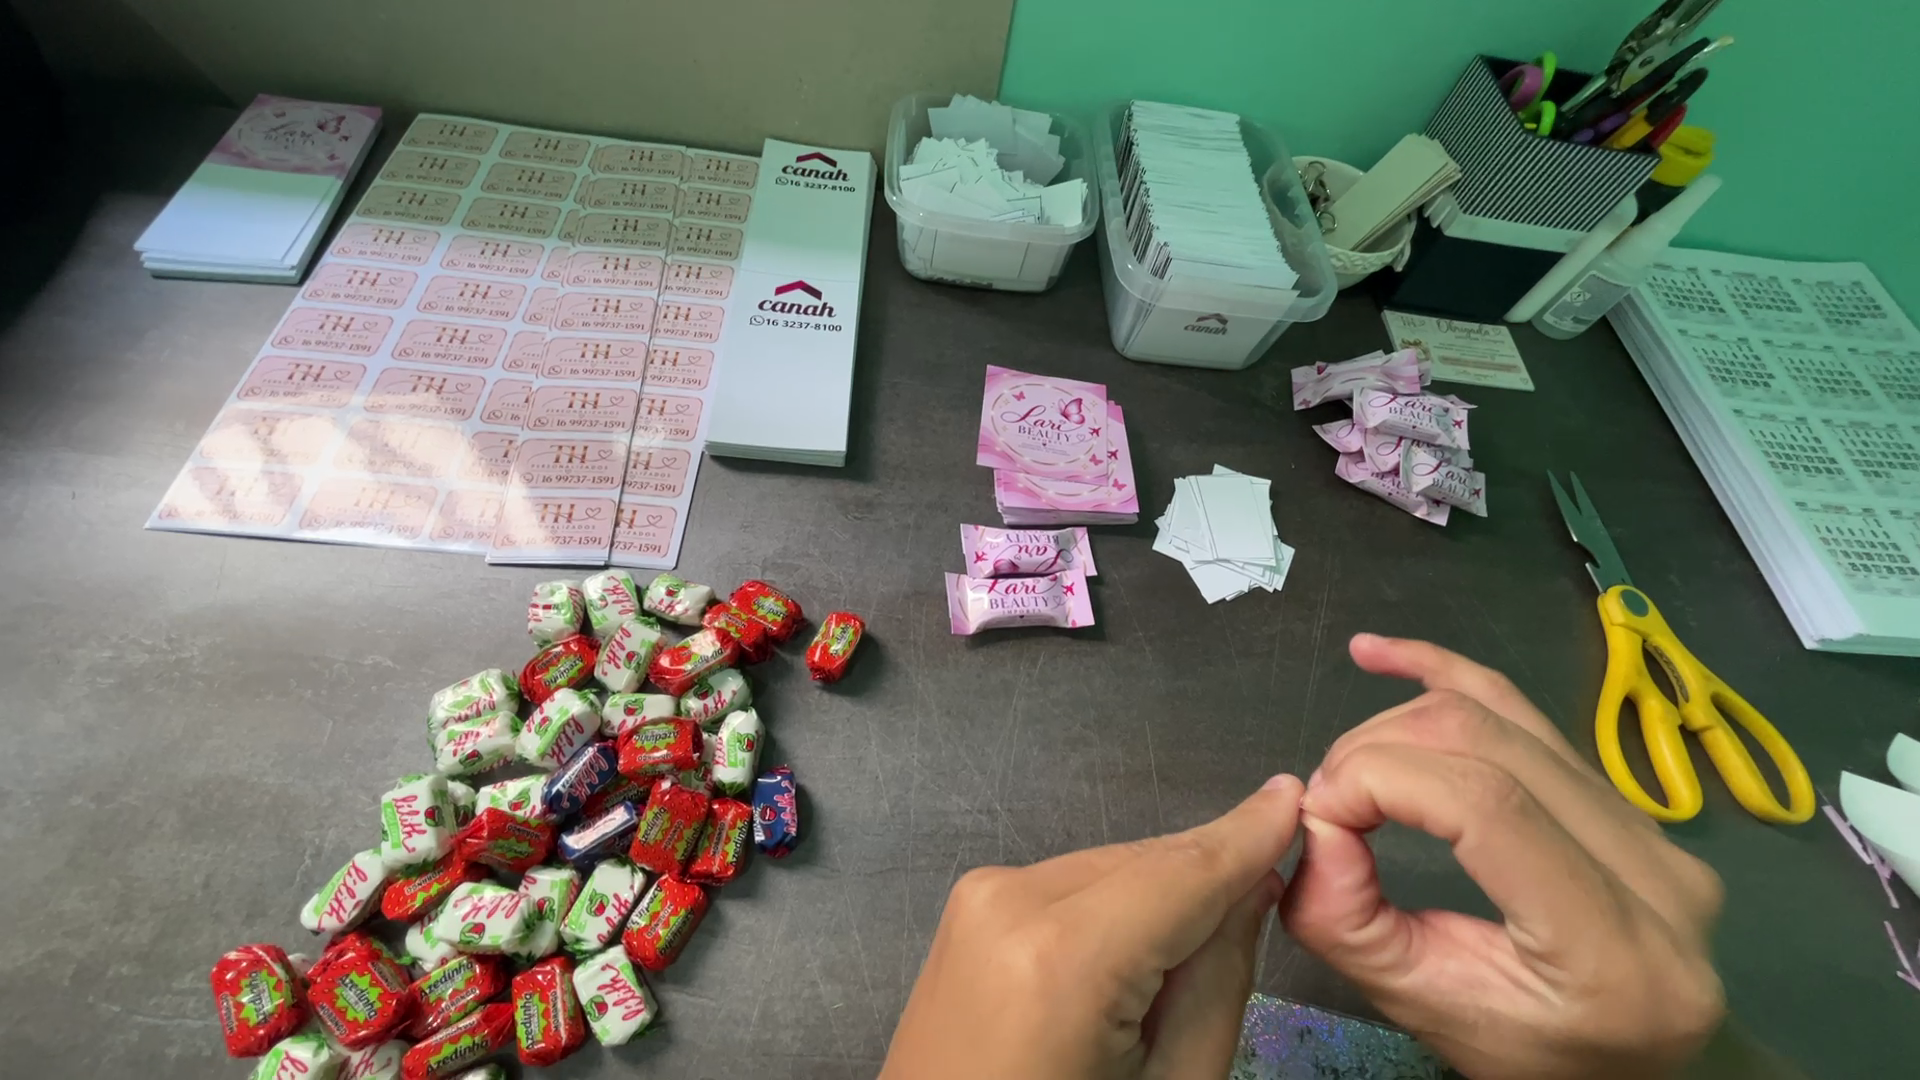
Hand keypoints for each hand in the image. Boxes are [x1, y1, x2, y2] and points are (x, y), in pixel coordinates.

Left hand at [880, 776, 1305, 1079]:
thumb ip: (1216, 979)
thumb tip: (1247, 885)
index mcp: (1059, 958)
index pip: (1179, 874)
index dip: (1245, 834)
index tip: (1293, 794)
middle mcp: (1012, 898)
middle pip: (1143, 863)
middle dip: (1205, 875)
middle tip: (1261, 898)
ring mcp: (982, 892)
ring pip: (1109, 866)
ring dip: (1159, 893)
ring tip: (1176, 964)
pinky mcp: (973, 896)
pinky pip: (1070, 880)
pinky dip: (1113, 902)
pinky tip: (1127, 953)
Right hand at [1282, 634, 1727, 1079]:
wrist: (1638, 1063)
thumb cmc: (1526, 1052)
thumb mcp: (1415, 1003)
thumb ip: (1343, 917)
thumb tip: (1315, 814)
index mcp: (1614, 949)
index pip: (1481, 803)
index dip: (1377, 779)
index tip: (1317, 810)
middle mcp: (1655, 872)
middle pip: (1480, 740)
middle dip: (1373, 750)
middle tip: (1327, 798)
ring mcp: (1648, 822)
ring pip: (1491, 711)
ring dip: (1392, 720)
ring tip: (1346, 766)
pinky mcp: (1618, 792)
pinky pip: (1517, 703)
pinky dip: (1436, 668)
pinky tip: (1375, 653)